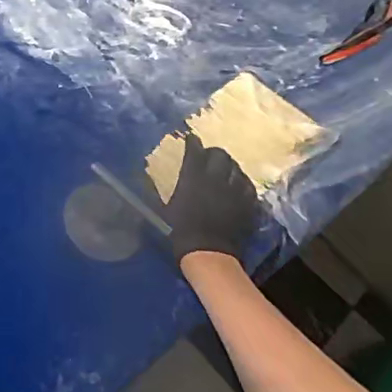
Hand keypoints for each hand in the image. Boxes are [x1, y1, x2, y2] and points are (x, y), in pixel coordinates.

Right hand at [162, 136, 261, 261]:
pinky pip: (247, 185)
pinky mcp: (249, 203)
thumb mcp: (161, 208)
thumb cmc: (178, 231)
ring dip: (228, 166)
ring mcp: (236, 191)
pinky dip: (240, 181)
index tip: (191, 138)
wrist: (208, 253)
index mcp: (192, 179)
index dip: (193, 143)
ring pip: (236, 168)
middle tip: (207, 155)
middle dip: (213, 152)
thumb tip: (143, 176)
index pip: (195, 152)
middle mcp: (216, 179)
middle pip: (220, 155)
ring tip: (223, 169)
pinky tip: (236, 185)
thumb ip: (155, 190)